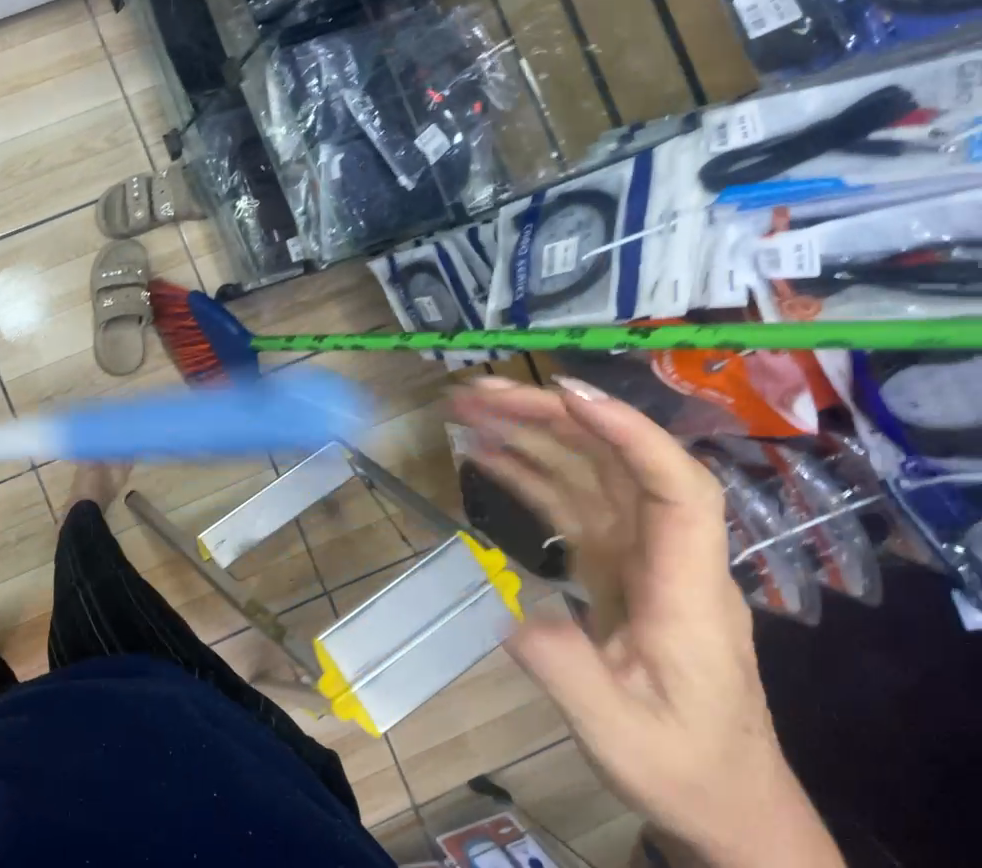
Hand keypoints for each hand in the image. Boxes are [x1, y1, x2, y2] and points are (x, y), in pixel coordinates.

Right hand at [451, 376, 838, 867]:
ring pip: (592, 477)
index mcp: (687, 590)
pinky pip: (572, 507)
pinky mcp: (615, 571)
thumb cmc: (682, 766)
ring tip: (470, 410)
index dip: (628, 434)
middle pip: (620, 466)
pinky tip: (488, 458)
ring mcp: (640, 561)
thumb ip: (565, 668)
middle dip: (554, 420)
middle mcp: (668, 559)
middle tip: (478, 395)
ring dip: (535, 436)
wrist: (724, 799)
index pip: (675, 488)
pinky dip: (531, 476)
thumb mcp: (617, 732)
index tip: (565, 395)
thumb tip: (511, 611)